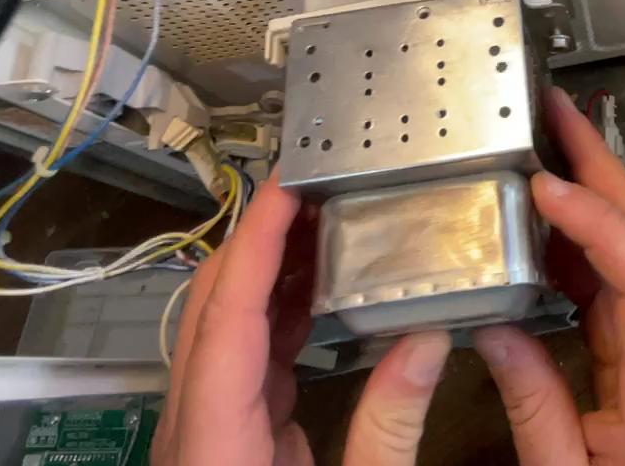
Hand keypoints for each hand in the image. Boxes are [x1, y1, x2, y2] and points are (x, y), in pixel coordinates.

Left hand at [152, 170, 454, 465]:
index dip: (255, 244)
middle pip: (214, 307)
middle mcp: (196, 425)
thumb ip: (387, 429)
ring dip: (274, 265)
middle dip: (261, 237)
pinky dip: (285, 305)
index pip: (225, 319)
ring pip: (229, 322)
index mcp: (213, 445)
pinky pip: (251, 351)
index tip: (286, 186)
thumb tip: (428, 334)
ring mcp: (209, 428)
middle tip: (318, 185)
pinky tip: (325, 283)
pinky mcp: (231, 433)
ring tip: (328, 217)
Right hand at [472, 87, 624, 465]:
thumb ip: (535, 407)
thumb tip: (492, 328)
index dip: (597, 219)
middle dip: (598, 163)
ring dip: (587, 184)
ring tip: (547, 140)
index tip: (547, 185)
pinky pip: (609, 268)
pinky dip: (575, 231)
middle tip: (557, 112)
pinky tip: (544, 210)